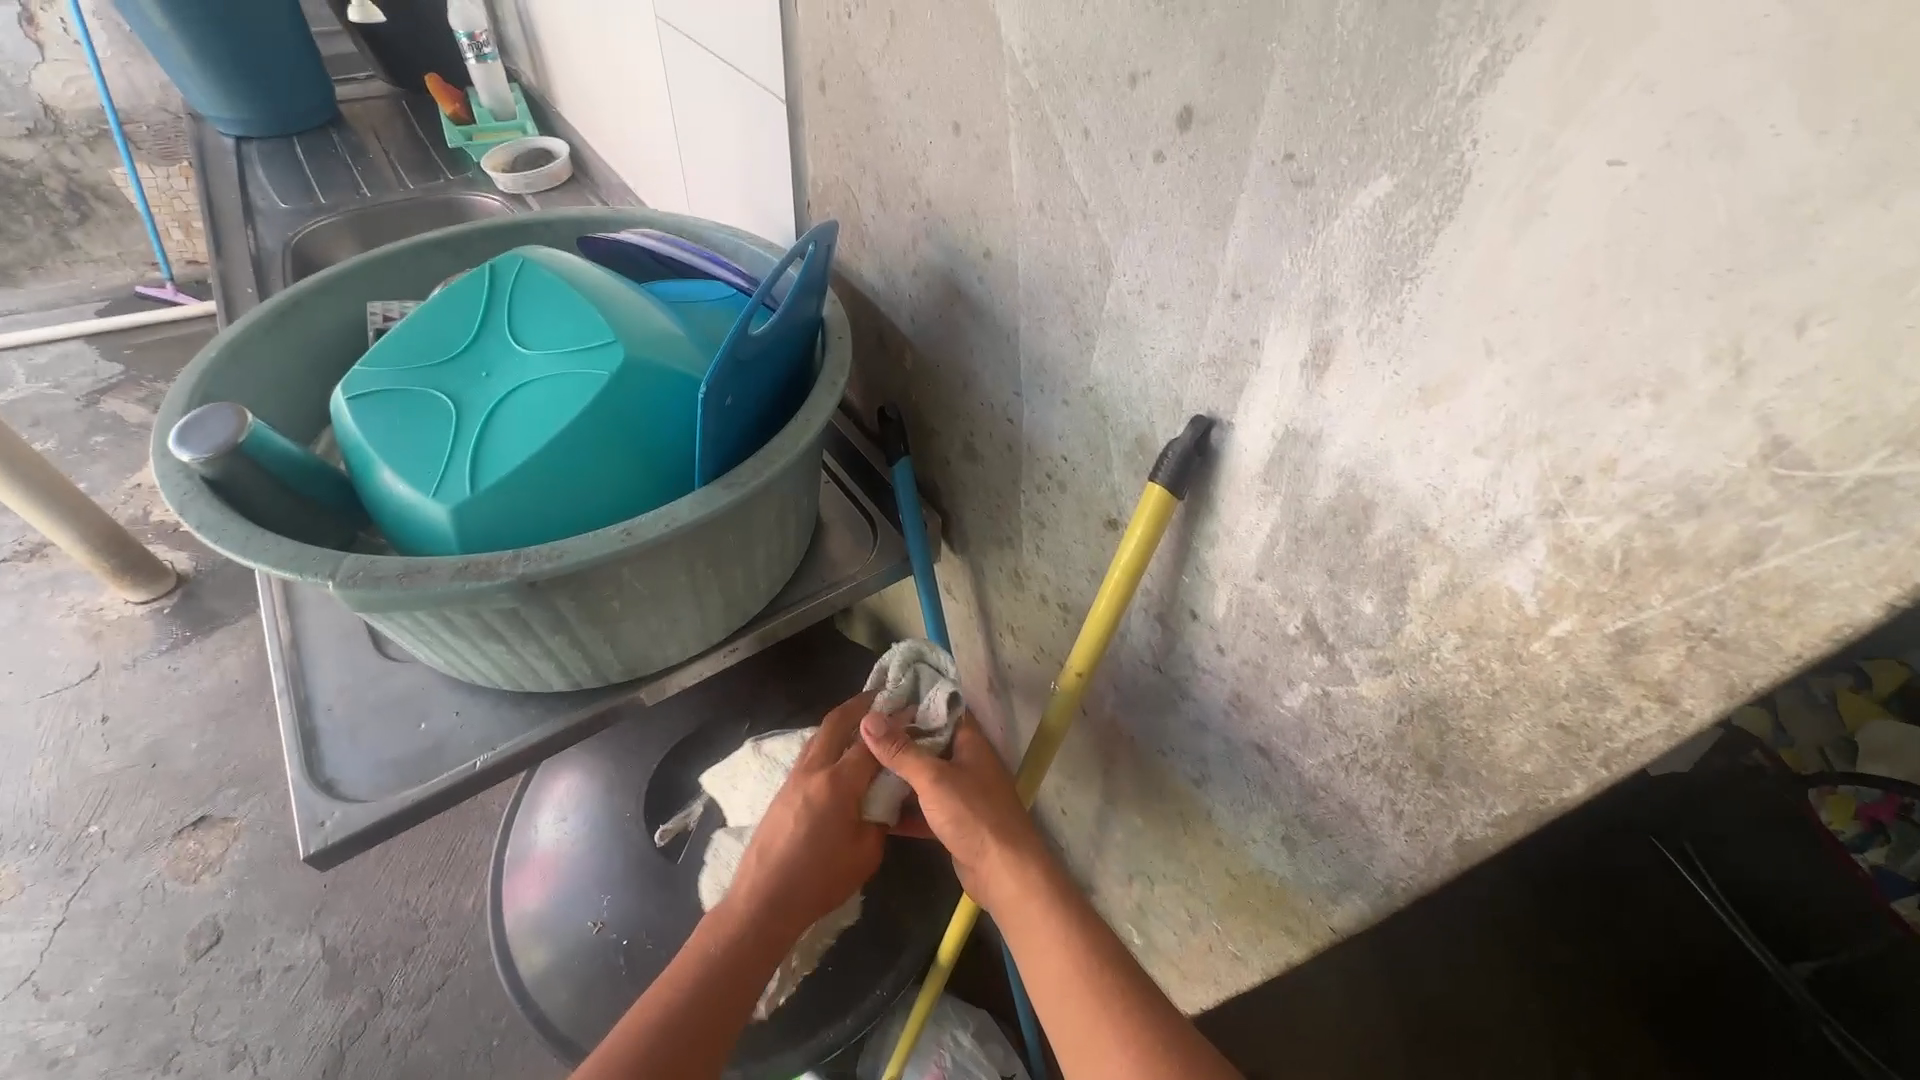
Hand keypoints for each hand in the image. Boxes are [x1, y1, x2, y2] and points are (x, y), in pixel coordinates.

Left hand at [723, 693, 887, 938]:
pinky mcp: (783, 791)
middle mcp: (814, 770)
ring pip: (819, 736)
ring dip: (841, 722)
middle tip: (882, 695)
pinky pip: (810, 754)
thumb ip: (881, 817)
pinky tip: (840, 755)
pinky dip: (828, 743)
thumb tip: (886, 797)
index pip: (873, 741)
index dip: (895, 723)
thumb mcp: (866, 852)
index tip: (913, 710)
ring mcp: (793, 779)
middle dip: (860, 704)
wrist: (763, 901)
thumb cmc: (820, 880)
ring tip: (863, 721)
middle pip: (837, 722)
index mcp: (838, 782)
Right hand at [860, 709, 1050, 912]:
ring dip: (897, 775)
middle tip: (860, 732)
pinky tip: (872, 807)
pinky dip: (903, 809)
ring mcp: (960, 794)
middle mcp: (967, 763)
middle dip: (898, 740)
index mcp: (970, 742)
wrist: (1004, 872)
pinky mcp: (953, 822)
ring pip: (924, 778)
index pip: (942, 710)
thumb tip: (868, 718)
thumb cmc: (973, 814)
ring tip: (858, 765)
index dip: (914, 701)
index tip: (881, 698)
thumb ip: (900, 750)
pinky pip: (923, 808)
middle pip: (929, 744)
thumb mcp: (933, 778)